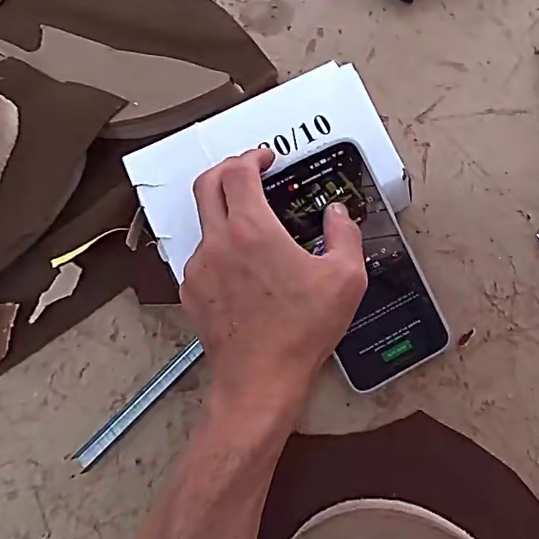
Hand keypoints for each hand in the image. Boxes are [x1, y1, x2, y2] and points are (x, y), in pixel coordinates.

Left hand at [182, 148, 366, 414]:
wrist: (260, 381)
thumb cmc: (301, 330)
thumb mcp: (346, 276)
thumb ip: (345, 234)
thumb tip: (338, 215)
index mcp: (253, 232)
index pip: (237, 173)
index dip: (252, 157)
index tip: (267, 158)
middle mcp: (218, 244)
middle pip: (206, 185)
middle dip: (228, 168)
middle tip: (251, 170)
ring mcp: (199, 269)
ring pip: (203, 219)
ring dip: (225, 207)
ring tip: (256, 219)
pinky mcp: (193, 292)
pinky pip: (202, 252)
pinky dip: (221, 241)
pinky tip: (247, 260)